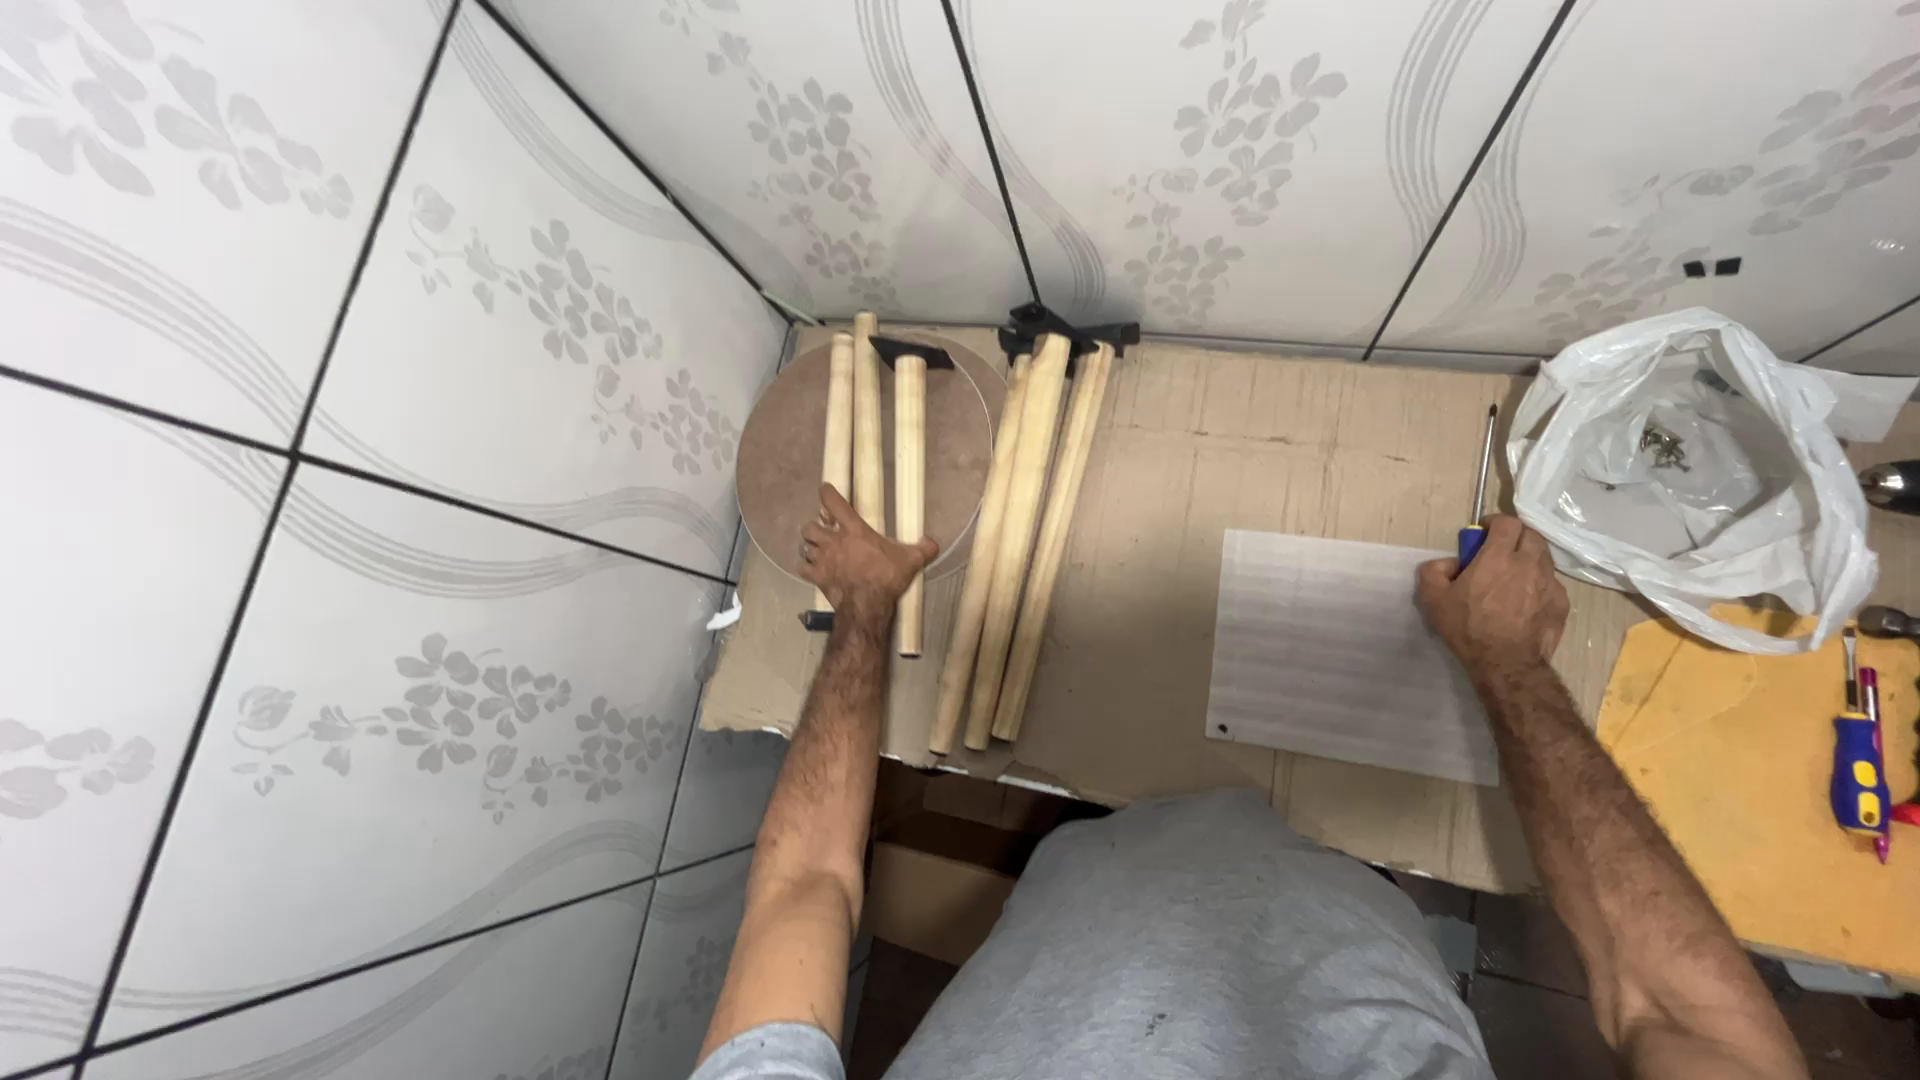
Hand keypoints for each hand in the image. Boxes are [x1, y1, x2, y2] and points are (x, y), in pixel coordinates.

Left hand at [799, 484, 938, 624]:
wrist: (867, 604)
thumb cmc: (886, 576)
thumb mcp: (910, 560)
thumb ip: (923, 549)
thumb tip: (934, 543)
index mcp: (853, 529)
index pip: (833, 503)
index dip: (826, 493)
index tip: (824, 490)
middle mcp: (833, 540)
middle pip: (810, 526)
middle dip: (814, 527)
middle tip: (824, 532)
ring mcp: (822, 559)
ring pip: (804, 546)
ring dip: (809, 547)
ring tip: (817, 551)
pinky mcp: (816, 577)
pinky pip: (802, 568)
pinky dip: (805, 567)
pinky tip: (811, 570)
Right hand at [1417, 515, 1569, 673]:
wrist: (1505, 662)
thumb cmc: (1466, 626)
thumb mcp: (1432, 598)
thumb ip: (1434, 570)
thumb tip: (1450, 563)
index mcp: (1498, 557)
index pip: (1508, 523)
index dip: (1496, 522)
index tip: (1484, 530)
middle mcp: (1529, 564)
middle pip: (1532, 535)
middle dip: (1516, 536)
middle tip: (1500, 550)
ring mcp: (1550, 584)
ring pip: (1543, 559)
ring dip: (1528, 560)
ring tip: (1512, 578)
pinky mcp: (1561, 603)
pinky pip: (1551, 584)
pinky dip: (1538, 584)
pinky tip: (1524, 601)